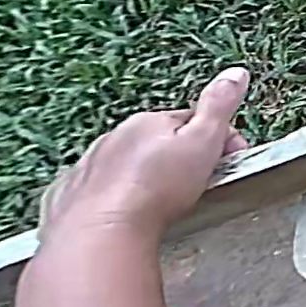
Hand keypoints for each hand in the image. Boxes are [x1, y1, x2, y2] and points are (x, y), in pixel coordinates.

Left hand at [39, 67, 250, 246]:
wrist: (99, 234)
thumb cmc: (158, 187)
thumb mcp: (205, 139)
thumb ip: (221, 103)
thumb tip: (236, 72)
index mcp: (147, 122)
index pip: (197, 121)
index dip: (222, 140)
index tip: (230, 160)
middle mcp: (113, 138)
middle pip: (165, 141)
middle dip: (188, 157)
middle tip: (203, 180)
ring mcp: (86, 167)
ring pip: (134, 164)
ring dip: (154, 175)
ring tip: (170, 199)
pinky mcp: (69, 195)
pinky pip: (104, 187)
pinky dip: (122, 193)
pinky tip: (133, 209)